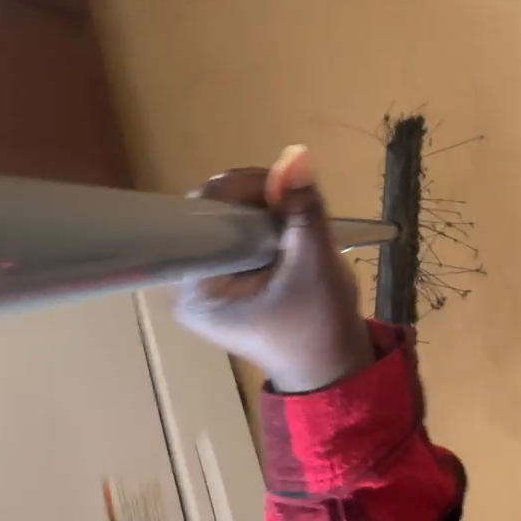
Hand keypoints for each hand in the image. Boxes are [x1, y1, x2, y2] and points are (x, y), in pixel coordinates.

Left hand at [174, 145, 372, 392]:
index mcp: (195, 287)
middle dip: (255, 199)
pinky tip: (288, 230)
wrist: (332, 364)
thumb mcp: (315, 260)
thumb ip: (302, 208)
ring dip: (263, 209)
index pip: (197, 216)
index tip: (278, 190)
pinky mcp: (226, 278)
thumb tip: (296, 155)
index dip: (236, 191)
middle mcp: (188, 283)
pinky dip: (264, 222)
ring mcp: (207, 281)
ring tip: (296, 219)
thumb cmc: (318, 322)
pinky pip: (237, 233)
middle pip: (210, 213)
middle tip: (293, 203)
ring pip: (227, 219)